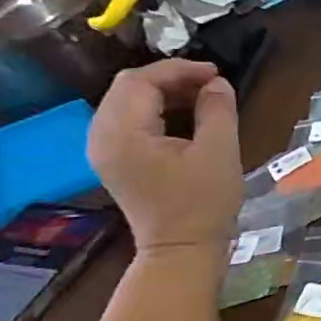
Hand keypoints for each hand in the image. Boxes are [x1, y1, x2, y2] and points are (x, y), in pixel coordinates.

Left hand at [87, 60, 242, 252]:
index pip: (141, 81)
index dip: (179, 70)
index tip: (215, 74)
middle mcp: (101, 137)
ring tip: (199, 98)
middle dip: (169, 78)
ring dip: (161, 93)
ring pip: (124, 101)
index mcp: (123, 134)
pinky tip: (181, 117)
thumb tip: (216, 84)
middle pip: (127, 87)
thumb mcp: (220, 153)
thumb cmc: (203, 203)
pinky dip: (152, 110)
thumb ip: (217, 110)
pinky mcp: (111, 160)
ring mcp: (102, 150)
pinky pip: (125, 120)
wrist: (181, 250)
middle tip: (208, 84)